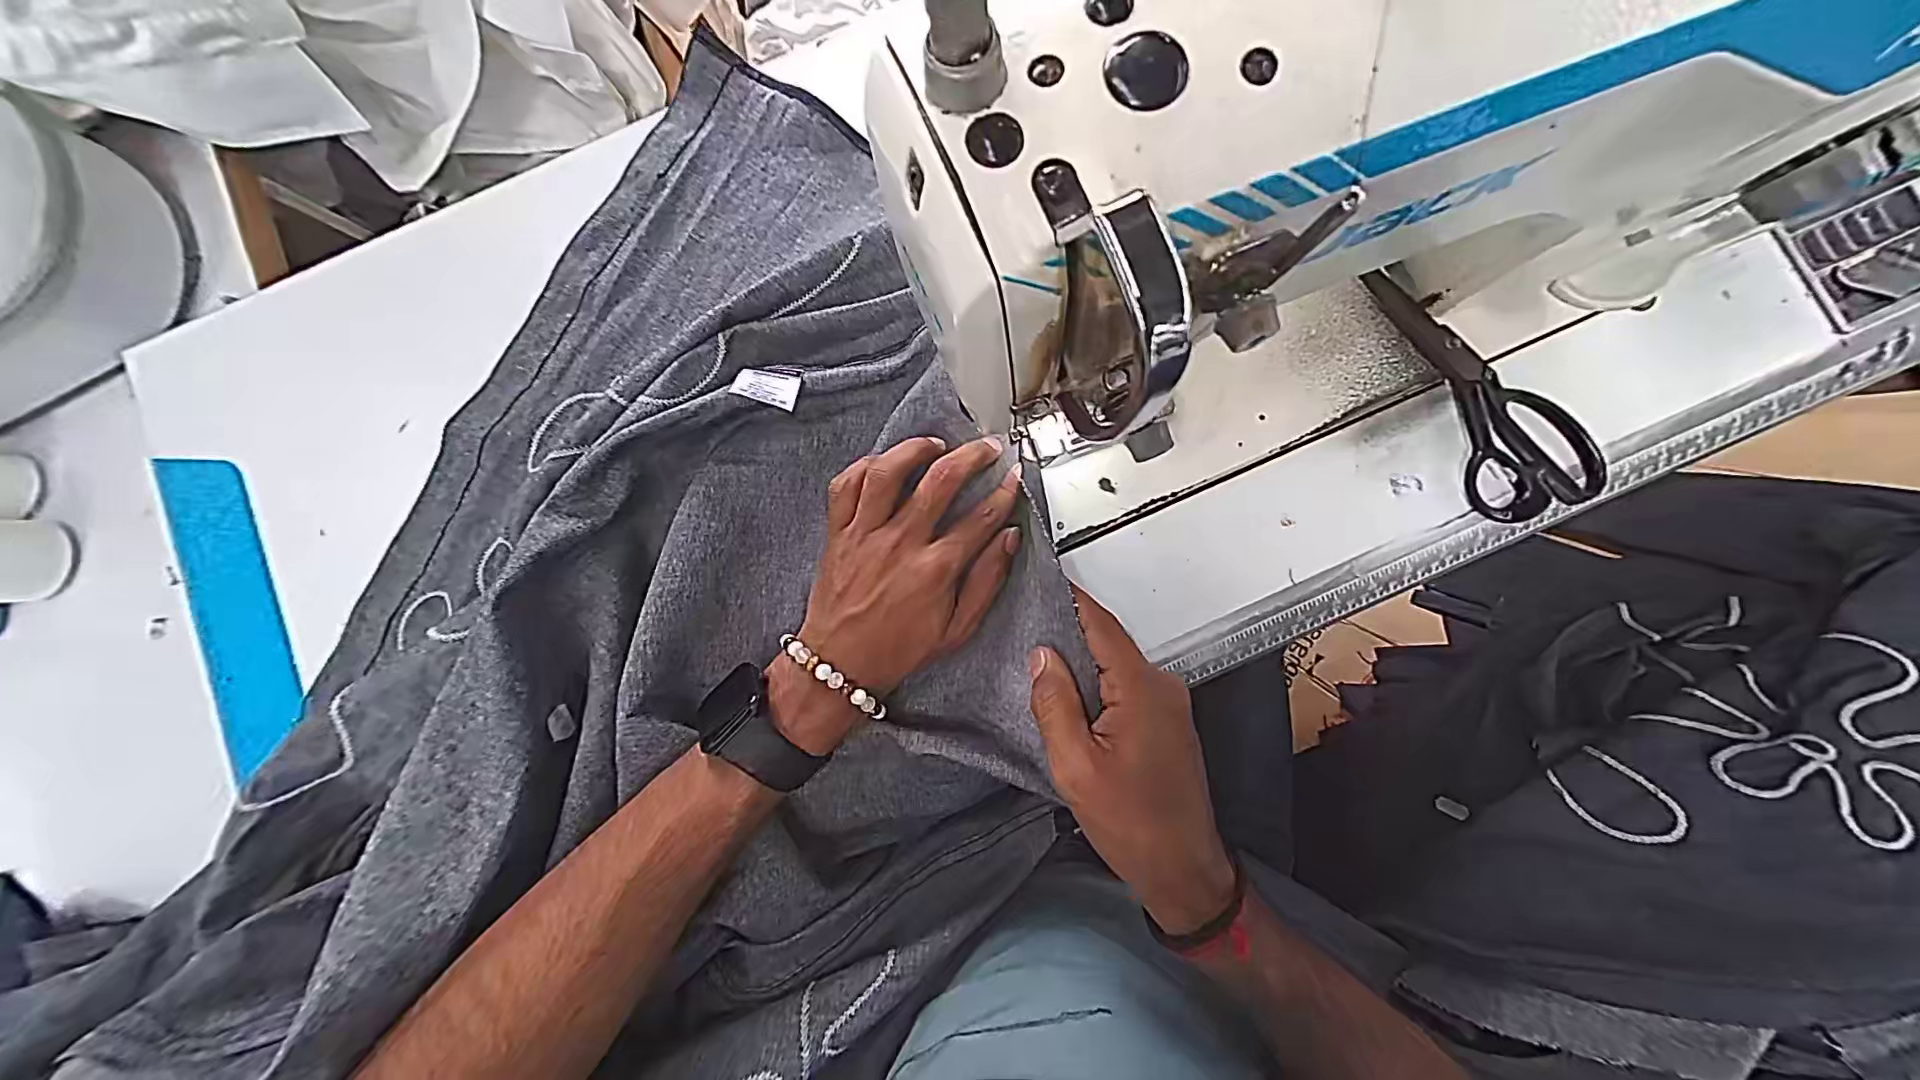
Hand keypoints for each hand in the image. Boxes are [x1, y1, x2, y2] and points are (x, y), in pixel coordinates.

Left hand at [772, 435, 1022, 753]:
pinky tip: (883, 462)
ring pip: (888, 473)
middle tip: (986, 449)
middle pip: (940, 481)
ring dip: (915, 450)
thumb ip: (987, 581)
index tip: (1013, 479)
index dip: (1004, 492)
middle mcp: (899, 545)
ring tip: (935, 444)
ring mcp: (865, 535)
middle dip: (972, 456)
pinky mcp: (839, 534)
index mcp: (934, 570)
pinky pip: (845, 486)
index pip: (979, 517)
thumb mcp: (957, 629)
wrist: (841, 663)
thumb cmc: (896, 649)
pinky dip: (864, 466)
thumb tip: (1007, 541)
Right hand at [1029, 587, 1236, 934]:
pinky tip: (1073, 695)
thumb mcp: (1075, 766)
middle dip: (1069, 630)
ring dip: (1082, 659)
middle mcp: (1162, 686)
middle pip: (1108, 641)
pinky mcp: (1167, 719)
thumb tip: (1042, 656)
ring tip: (1041, 659)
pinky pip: (1126, 684)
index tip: (1045, 578)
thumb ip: (1055, 704)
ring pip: (1116, 664)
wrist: (1182, 867)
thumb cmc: (1131, 823)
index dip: (1072, 599)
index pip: (1101, 626)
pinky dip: (1098, 681)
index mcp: (1141, 689)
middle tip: (1028, 621)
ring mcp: (1169, 702)